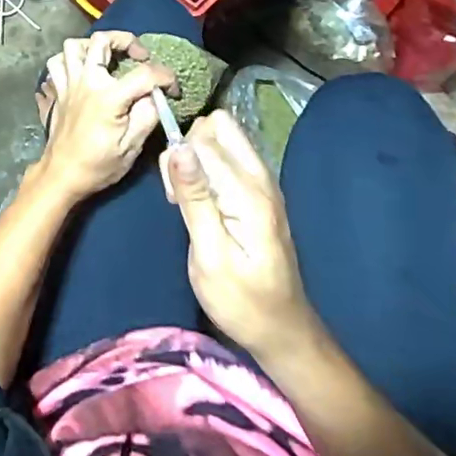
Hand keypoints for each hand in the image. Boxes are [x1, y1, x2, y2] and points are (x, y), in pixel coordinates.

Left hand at [34, 33, 175, 201]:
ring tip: (108, 57)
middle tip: (139, 56)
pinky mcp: (58, 91)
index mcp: (109, 97)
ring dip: (93, 46)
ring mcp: (68, 84)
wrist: (61, 177)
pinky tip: (83, 70)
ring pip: (74, 46)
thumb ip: (147, 115)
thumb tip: (155, 95)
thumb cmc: (98, 165)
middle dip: (126, 41)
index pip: (144, 73)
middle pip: (102, 40)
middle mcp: (86, 82)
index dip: (165, 77)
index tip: (173, 88)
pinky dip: (70, 60)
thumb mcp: (131, 147)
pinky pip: (58, 63)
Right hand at [161, 111, 319, 358]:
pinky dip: (210, 166)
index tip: (172, 197)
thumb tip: (178, 147)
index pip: (204, 140)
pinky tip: (206, 203)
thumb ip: (194, 198)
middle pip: (218, 125)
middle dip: (190, 146)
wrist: (282, 329)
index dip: (178, 159)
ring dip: (199, 156)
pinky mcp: (261, 190)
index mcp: (249, 192)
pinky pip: (230, 155)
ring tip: (191, 201)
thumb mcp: (209, 257)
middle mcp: (261, 175)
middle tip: (180, 193)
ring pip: (224, 136)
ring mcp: (264, 181)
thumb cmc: (241, 301)